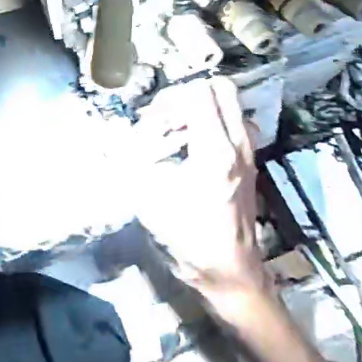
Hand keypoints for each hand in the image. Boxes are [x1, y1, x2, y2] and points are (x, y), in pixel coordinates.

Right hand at [132, 77, 268, 301]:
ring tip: (177, 128)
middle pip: (220, 88)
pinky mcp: (250, 160)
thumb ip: (127, 162)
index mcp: (216, 151)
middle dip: (187, 94)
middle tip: (166, 116)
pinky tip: (193, 144)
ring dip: (201, 105)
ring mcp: (249, 150)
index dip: (168, 99)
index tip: (151, 121)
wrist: (231, 274)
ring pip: (229, 102)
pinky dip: (213, 120)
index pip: (197, 93)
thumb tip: (111, 134)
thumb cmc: (191, 240)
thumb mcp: (149, 202)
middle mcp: (238, 143)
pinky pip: (234, 120)